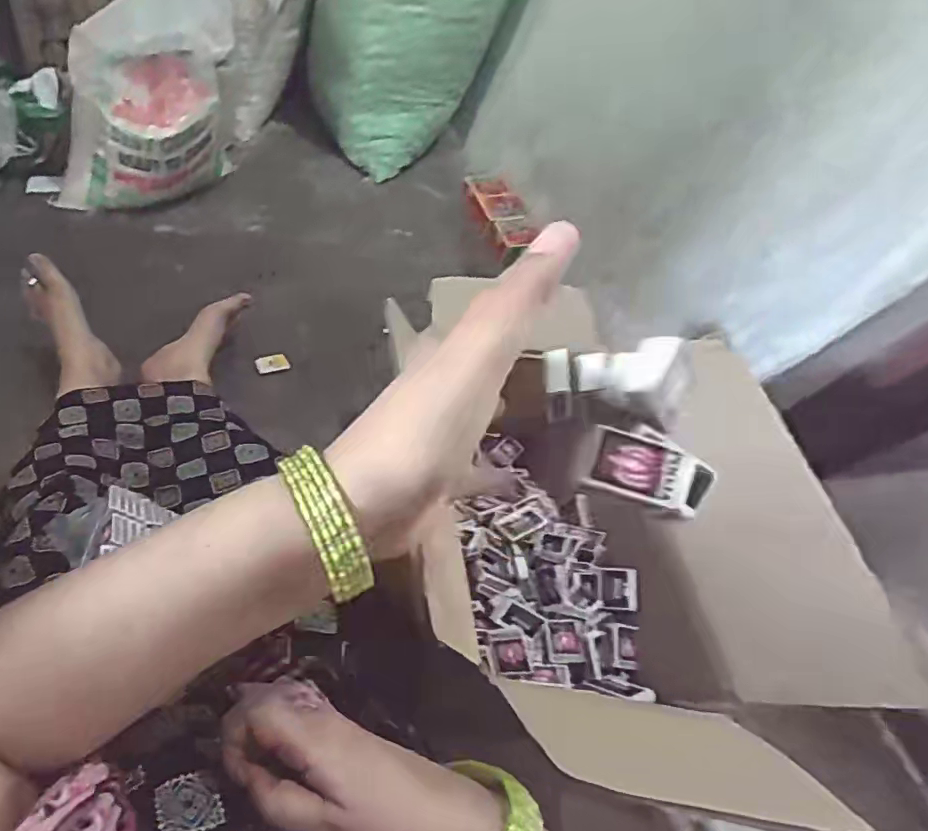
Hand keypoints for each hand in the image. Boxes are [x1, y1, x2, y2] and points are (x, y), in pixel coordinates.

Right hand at [220, 678, 505, 830]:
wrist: (453, 813)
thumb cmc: (390, 825)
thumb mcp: (328, 829)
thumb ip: (276, 802)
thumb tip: (248, 780)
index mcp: (312, 736)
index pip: (250, 710)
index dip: (232, 739)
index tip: (242, 779)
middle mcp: (317, 714)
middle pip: (257, 699)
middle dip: (238, 733)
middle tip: (248, 776)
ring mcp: (330, 716)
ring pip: (273, 702)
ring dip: (256, 732)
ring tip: (262, 772)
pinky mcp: (340, 726)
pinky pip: (292, 713)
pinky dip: (275, 732)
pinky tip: (285, 765)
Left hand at [325, 222, 579, 556]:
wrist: (364, 506)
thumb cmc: (422, 430)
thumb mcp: (471, 358)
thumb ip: (511, 306)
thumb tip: (563, 228)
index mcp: (436, 362)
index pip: (477, 324)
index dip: (512, 308)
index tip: (554, 297)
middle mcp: (429, 399)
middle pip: (473, 374)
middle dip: (508, 364)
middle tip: (559, 361)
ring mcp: (427, 447)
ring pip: (471, 422)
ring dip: (499, 416)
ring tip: (550, 417)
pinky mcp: (431, 490)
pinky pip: (470, 475)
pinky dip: (494, 473)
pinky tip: (520, 480)